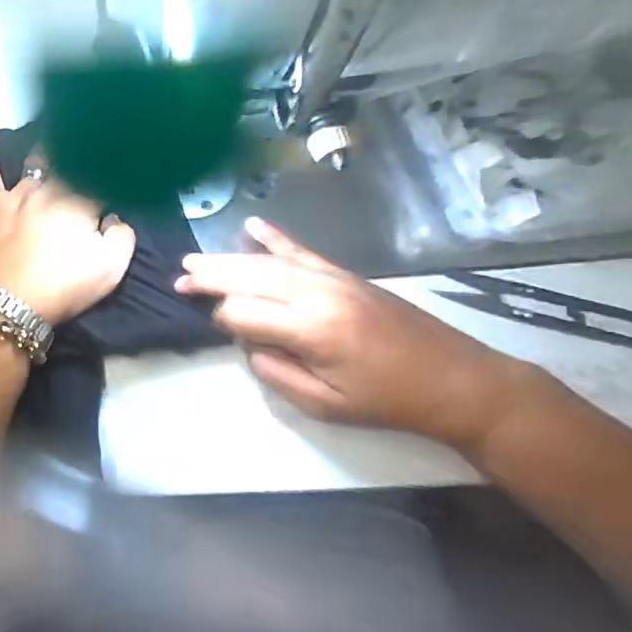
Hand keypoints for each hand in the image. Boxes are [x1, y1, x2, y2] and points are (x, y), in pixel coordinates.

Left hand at [0, 126, 136, 324]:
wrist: (12, 306)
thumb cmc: (64, 287)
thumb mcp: (112, 268)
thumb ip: (123, 235)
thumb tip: (113, 217)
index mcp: (82, 202)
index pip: (102, 180)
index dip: (112, 176)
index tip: (122, 169)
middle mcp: (51, 189)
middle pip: (71, 165)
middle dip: (83, 156)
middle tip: (91, 145)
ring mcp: (19, 194)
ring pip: (37, 165)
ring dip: (50, 153)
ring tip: (57, 138)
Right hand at [175, 217, 531, 448]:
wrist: (452, 377)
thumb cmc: (388, 400)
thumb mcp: (327, 404)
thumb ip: (279, 373)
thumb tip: (249, 343)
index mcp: (311, 329)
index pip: (247, 314)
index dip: (223, 319)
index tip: (212, 327)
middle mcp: (317, 292)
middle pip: (252, 276)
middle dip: (213, 276)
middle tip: (180, 276)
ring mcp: (333, 277)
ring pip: (270, 260)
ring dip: (232, 257)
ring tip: (199, 259)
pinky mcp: (345, 273)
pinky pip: (303, 250)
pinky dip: (275, 238)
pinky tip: (253, 226)